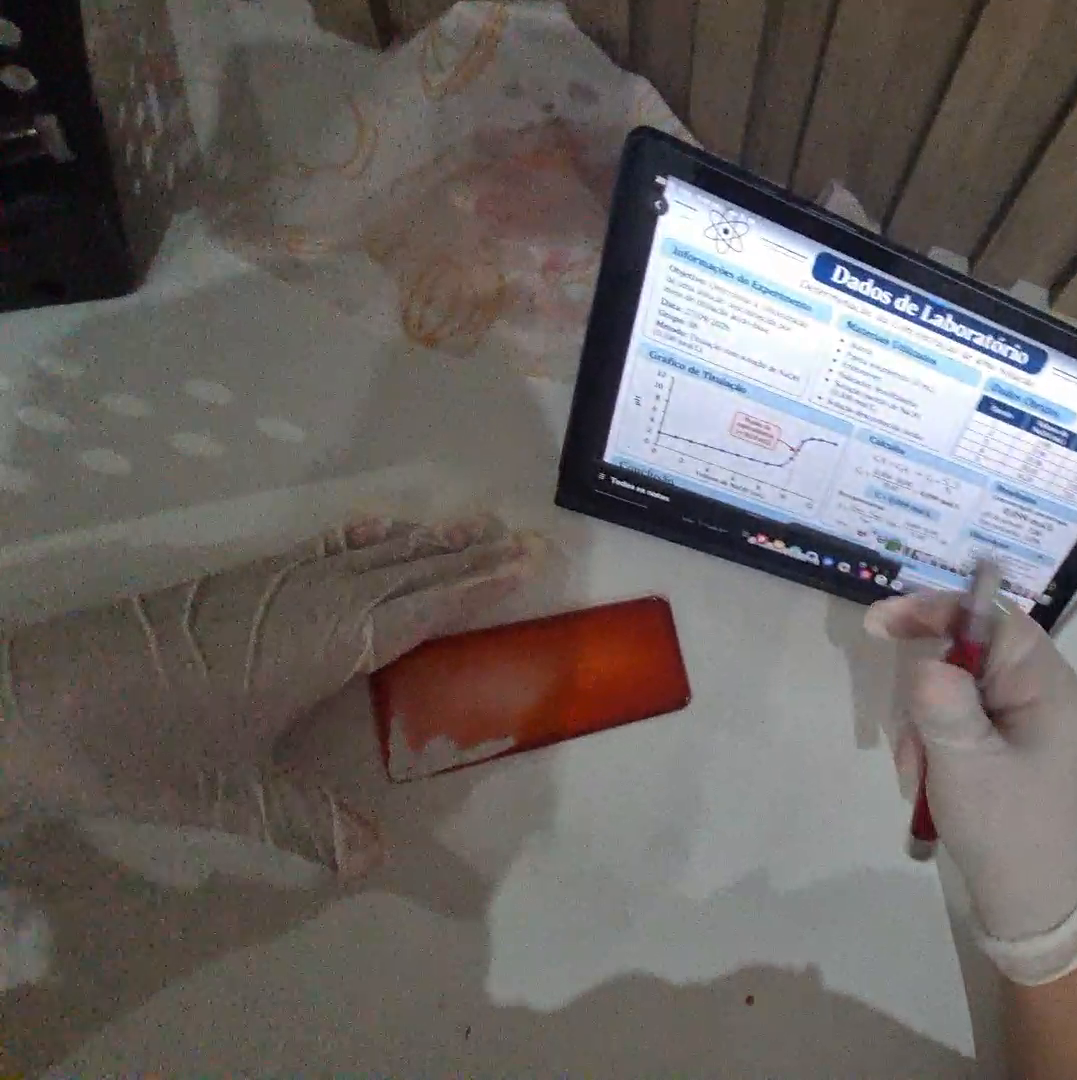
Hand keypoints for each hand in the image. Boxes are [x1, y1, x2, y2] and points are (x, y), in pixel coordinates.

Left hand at [0, 516, 536, 877]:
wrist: (10, 708)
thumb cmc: (137, 749)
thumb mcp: (230, 796)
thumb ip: (310, 823)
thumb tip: (376, 861)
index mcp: (329, 643)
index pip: (426, 605)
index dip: (482, 582)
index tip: (531, 559)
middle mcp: (315, 603)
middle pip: (413, 571)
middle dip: (475, 555)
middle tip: (528, 537)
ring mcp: (277, 584)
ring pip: (374, 554)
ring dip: (431, 540)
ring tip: (478, 522)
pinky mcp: (242, 581)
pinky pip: (322, 549)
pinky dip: (362, 536)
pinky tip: (379, 525)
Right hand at [866, 591, 1076, 983]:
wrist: (1030, 901)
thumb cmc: (1005, 830)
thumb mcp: (967, 764)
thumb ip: (943, 705)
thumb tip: (923, 660)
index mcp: (1047, 685)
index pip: (992, 619)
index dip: (937, 611)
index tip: (882, 622)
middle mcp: (1041, 690)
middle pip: (968, 651)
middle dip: (925, 690)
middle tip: (907, 738)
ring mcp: (1024, 715)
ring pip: (955, 683)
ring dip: (924, 722)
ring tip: (919, 772)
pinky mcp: (1006, 738)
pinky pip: (959, 713)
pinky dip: (934, 738)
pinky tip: (928, 777)